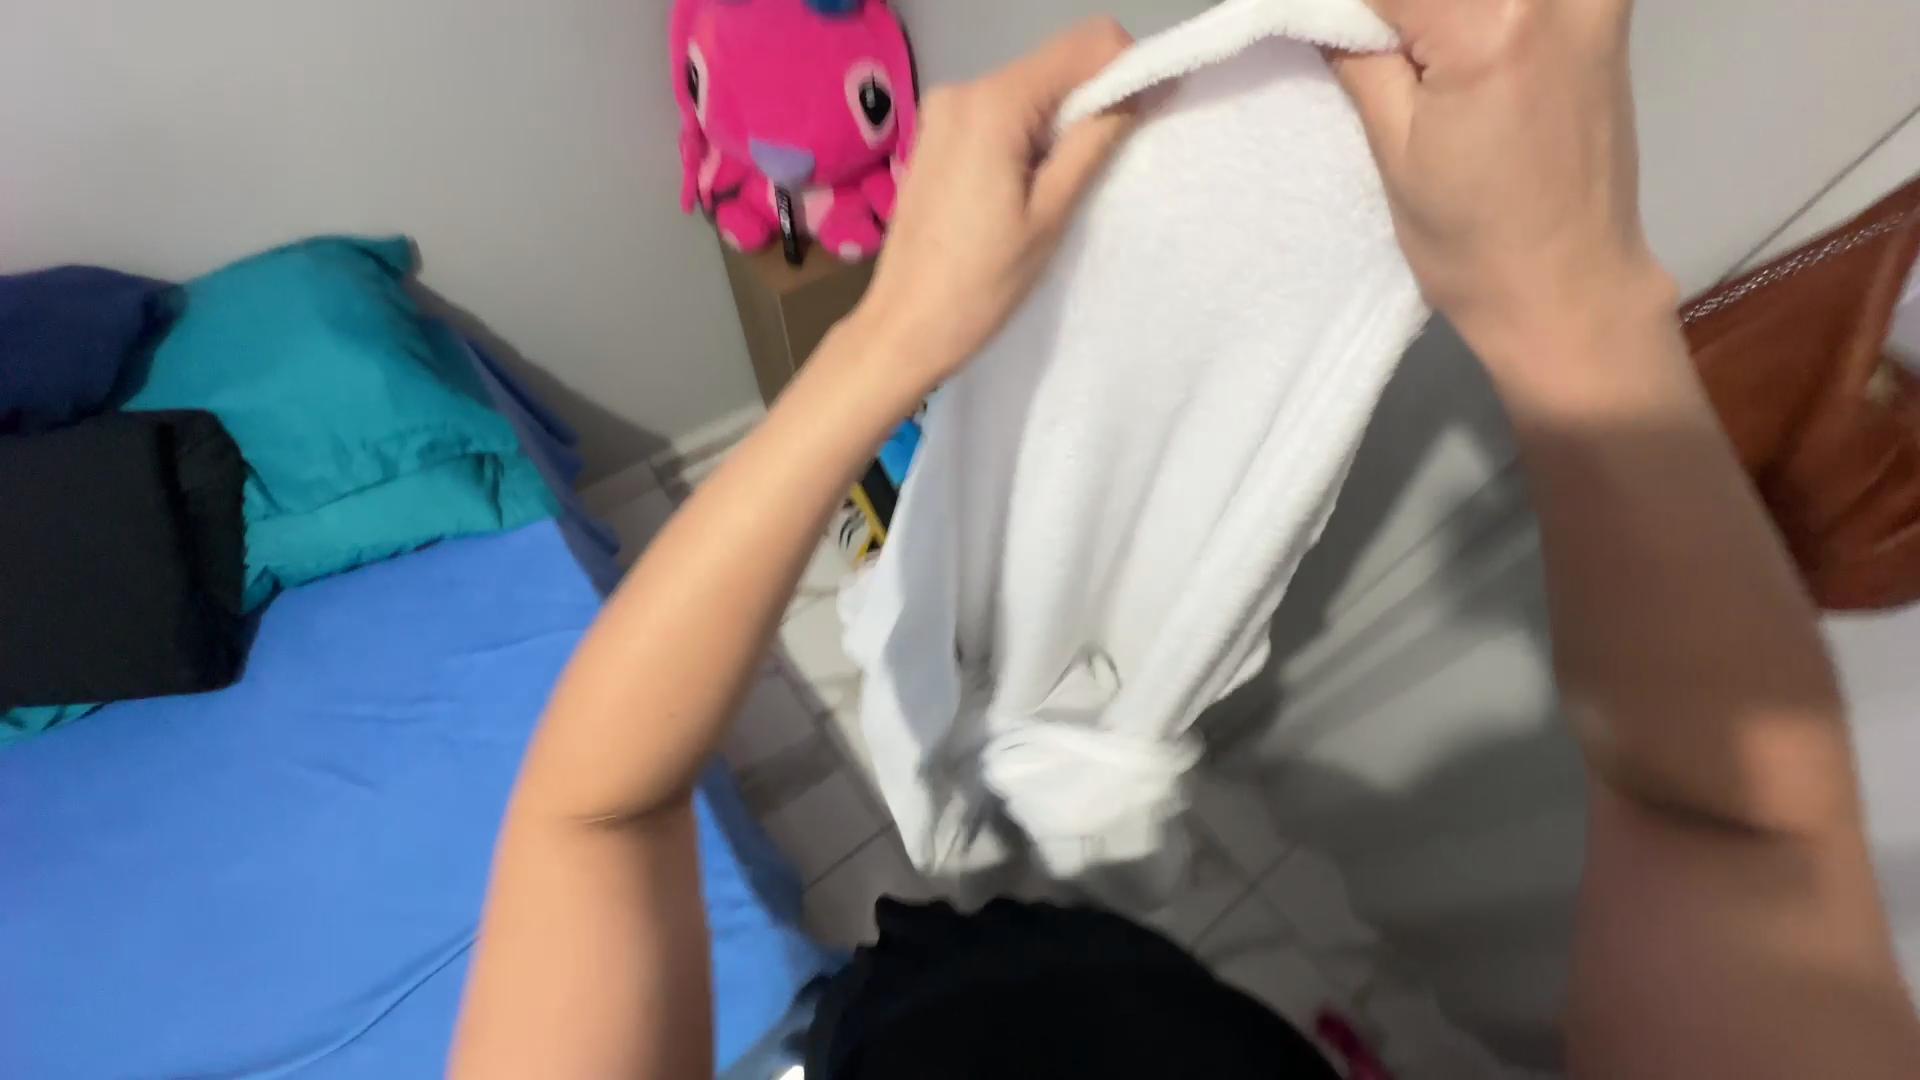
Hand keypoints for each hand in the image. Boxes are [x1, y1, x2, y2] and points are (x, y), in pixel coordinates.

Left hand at [849, 18, 1138, 391]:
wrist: (903, 330)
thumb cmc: (979, 286)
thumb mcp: (1048, 217)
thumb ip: (1094, 143)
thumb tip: (1136, 91)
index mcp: (992, 103)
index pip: (1086, 45)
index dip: (1127, 71)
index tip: (1144, 117)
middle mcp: (961, 91)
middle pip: (1052, 68)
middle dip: (1089, 105)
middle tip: (1098, 172)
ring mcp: (940, 115)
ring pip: (1025, 96)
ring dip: (1055, 129)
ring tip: (1052, 195)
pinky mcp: (932, 142)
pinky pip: (995, 120)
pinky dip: (1022, 142)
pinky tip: (1018, 195)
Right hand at [1331, 0, 1676, 369]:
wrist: (1562, 280)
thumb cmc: (1472, 239)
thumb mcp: (1394, 151)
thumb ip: (1363, 60)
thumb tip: (1331, 14)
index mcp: (1494, 28)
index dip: (1346, 7)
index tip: (1324, 28)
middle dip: (1392, 10)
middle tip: (1363, 46)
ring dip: (1432, 13)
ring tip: (1407, 57)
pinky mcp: (1608, 7)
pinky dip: (1474, 13)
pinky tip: (1454, 46)